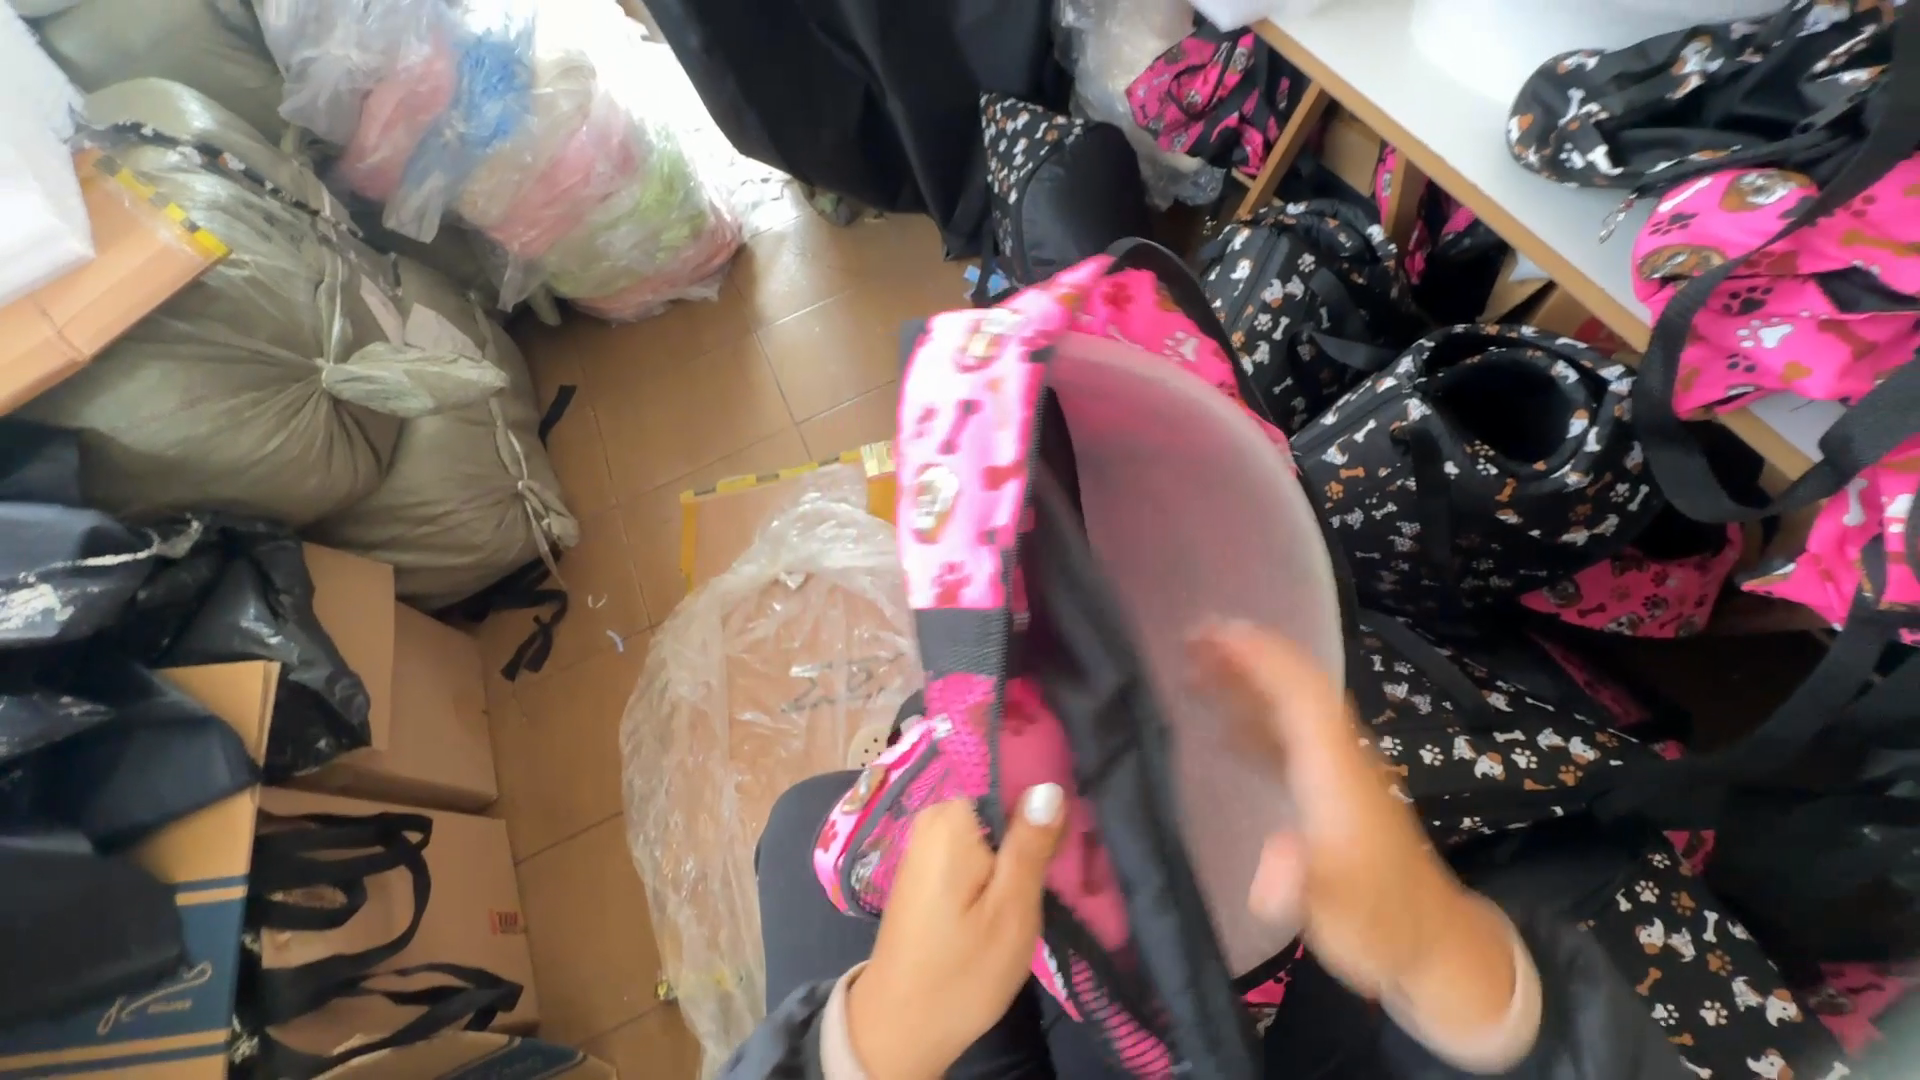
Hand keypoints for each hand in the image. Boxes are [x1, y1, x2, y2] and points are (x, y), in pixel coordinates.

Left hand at [845, 786, 1067, 1079]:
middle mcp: (933, 816)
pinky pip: (975, 842)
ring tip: (1055, 867)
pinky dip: (1000, 857)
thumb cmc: (961, 971)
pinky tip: (1022, 880)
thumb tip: (1050, 785)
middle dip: (1035, 821)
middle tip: (1070, 852)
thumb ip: (1031, 843)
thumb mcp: (1011, 910)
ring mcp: (927, 840)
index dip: (1045, 789)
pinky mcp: (929, 865)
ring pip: (990, 823)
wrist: (899, 1029)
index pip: (1008, 773)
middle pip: (1000, 798)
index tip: (1076, 813)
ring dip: (1021, 843)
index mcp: (952, 816)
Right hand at [1190, 623, 1521, 1044]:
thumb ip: (1301, 886)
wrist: (1432, 941)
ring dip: (1247, 678)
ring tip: (1195, 662)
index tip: (1220, 633)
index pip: (1304, 695)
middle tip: (1193, 635)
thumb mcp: (1338, 914)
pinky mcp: (1327, 786)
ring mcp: (1334, 769)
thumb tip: (1273, 852)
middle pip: (1296, 687)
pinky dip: (1252, 715)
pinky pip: (1286, 733)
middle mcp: (1338, 756)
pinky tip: (1218, 721)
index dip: (1265, 659)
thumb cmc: (1378, 923)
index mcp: (1337, 771)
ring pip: (1289, 705)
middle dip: (1248, 655)